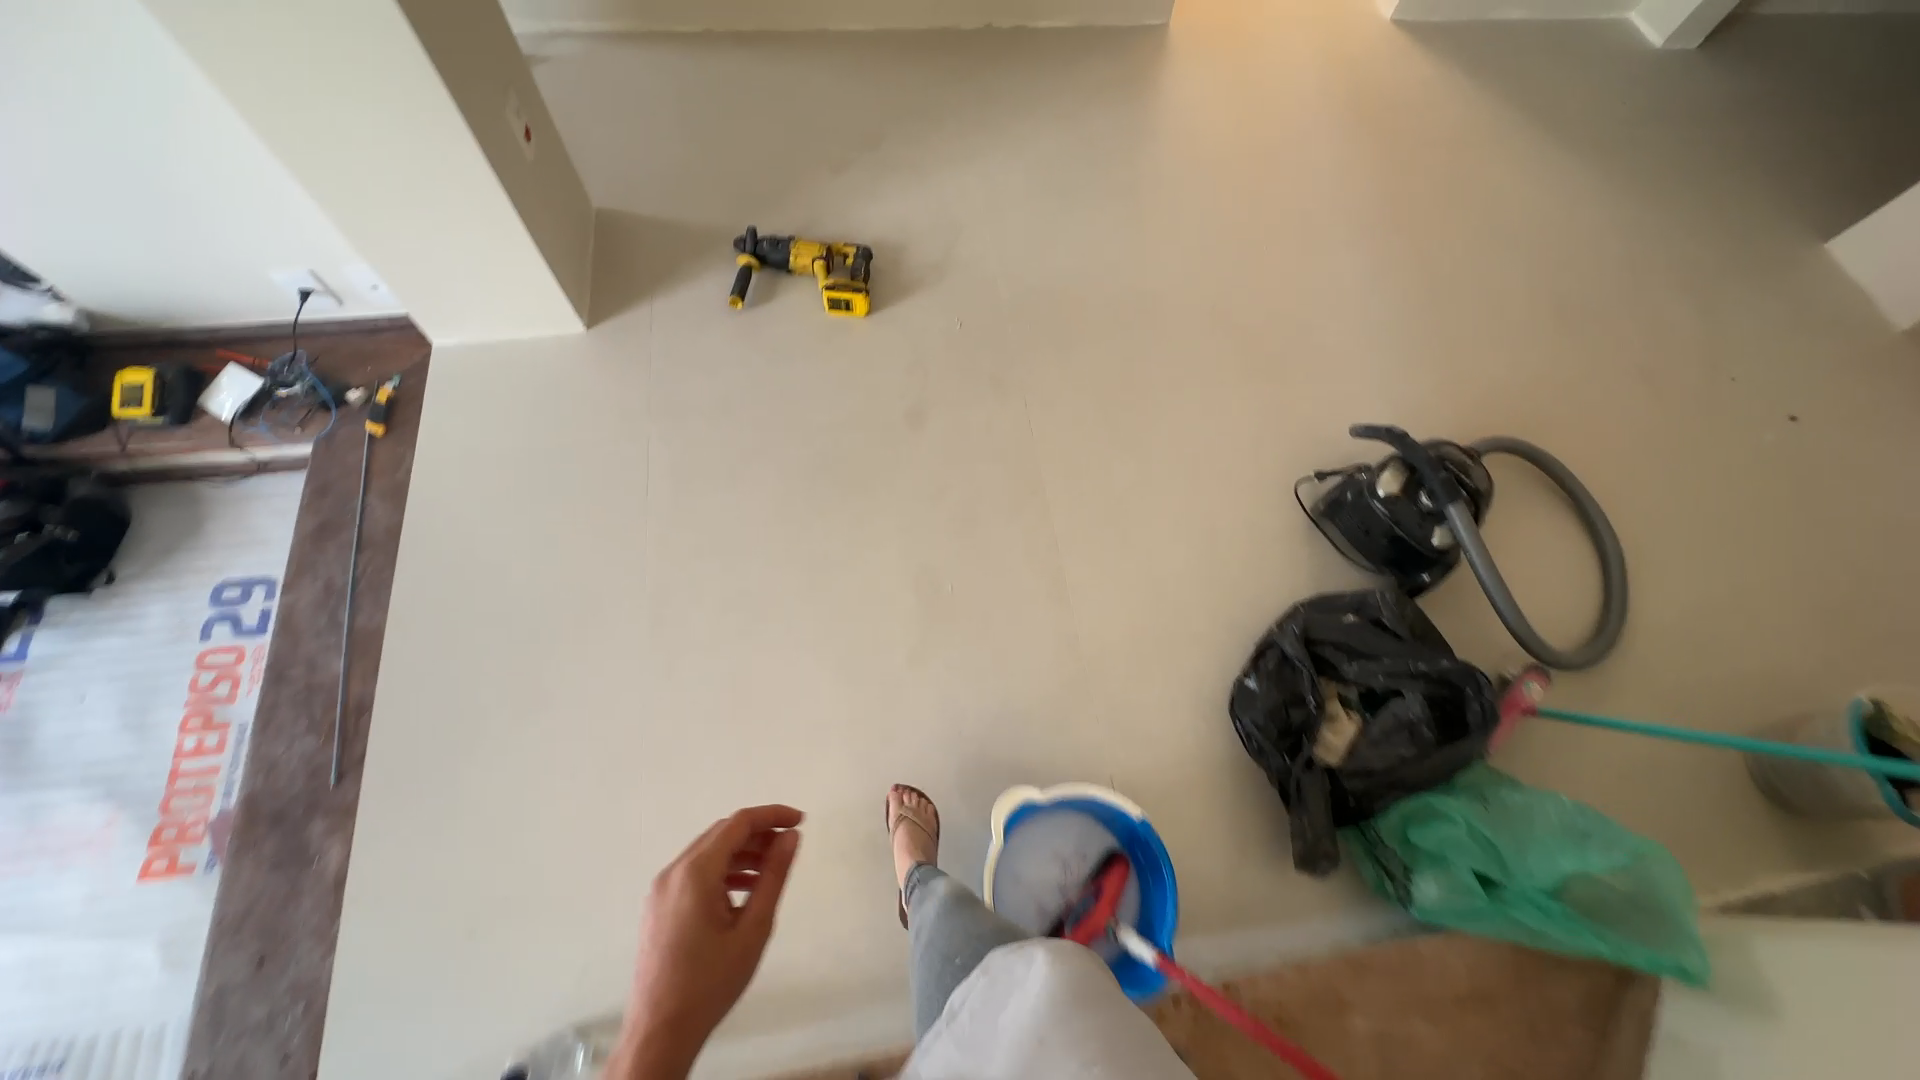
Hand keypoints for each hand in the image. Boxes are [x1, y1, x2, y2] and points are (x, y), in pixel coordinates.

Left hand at [608, 805, 803, 1079]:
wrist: (660, 1030)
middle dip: (758, 834)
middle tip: (789, 846)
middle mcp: (673, 872)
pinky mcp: (657, 907)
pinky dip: (721, 871)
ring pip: (706, 853)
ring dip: (740, 853)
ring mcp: (660, 889)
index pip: (738, 823)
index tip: (801, 820)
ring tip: (771, 870)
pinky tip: (744, 891)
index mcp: (695, 872)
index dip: (772, 815)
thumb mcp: (753, 928)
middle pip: (721, 834)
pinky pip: (693, 874)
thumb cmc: (711, 981)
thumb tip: (791, 837)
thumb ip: (774, 876)